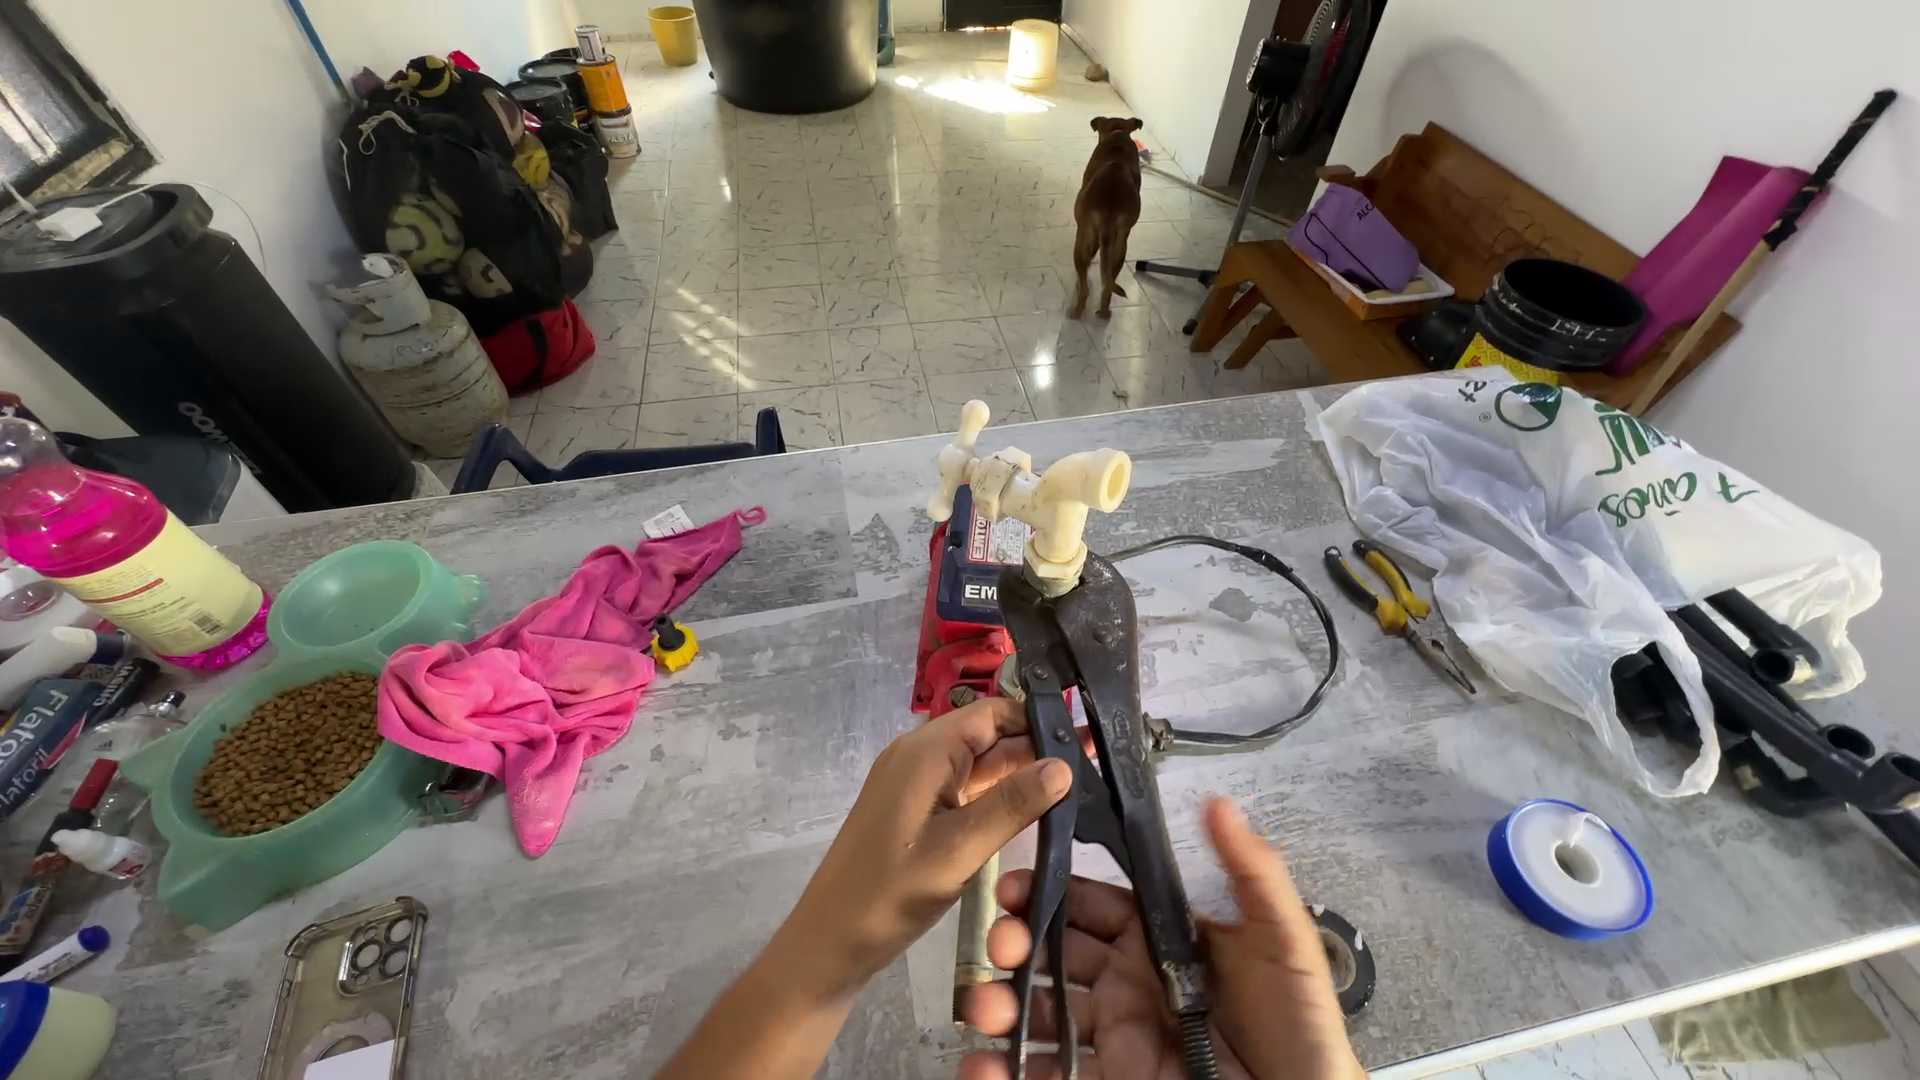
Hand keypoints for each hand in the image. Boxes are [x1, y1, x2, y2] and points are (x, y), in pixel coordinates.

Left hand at [767, 697, 1072, 999]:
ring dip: (1021, 769)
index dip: (1036, 717)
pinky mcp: (917, 808)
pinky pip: (966, 787)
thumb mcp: (958, 850)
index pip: (990, 713)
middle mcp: (920, 755)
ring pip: (979, 763)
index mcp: (925, 751)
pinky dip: (999, 792)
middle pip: (987, 735)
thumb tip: (1063, 765)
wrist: (829, 942)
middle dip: (1036, 744)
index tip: (1083, 731)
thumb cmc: (889, 892)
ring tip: (1078, 776)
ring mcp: (917, 782)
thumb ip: (1012, 805)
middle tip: (1094, 756)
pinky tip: (1035, 803)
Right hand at [960, 798, 1366, 1079]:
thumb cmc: (1301, 1029)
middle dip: (1014, 939)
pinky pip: (1045, 1076)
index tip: (1013, 885)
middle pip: (1052, 950)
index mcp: (1155, 939)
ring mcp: (1113, 1039)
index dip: (1049, 890)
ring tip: (982, 1006)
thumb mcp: (1283, 944)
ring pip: (1039, 1010)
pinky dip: (1004, 1071)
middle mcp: (1125, 983)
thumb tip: (1218, 802)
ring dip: (999, 1000)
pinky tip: (983, 1066)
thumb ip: (1251, 873)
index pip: (1088, 903)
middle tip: (998, 942)